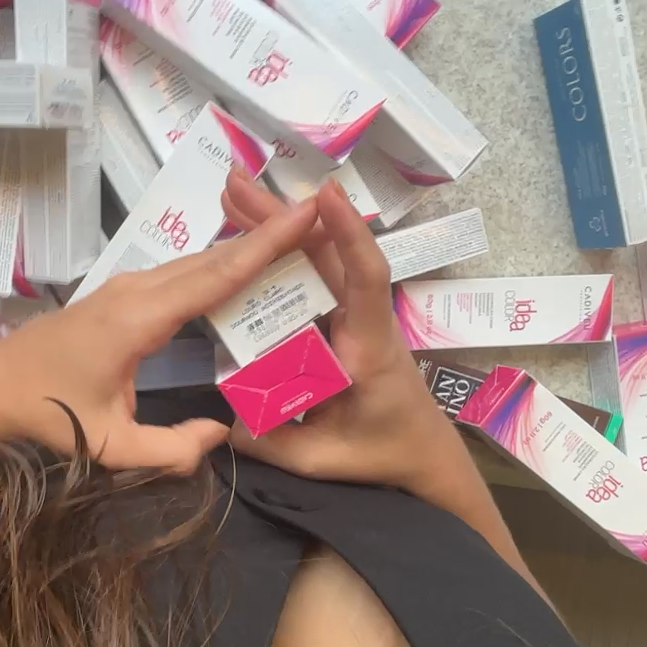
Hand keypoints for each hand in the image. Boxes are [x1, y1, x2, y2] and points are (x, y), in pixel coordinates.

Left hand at [0, 196, 321, 472]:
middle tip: (316, 217)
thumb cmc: (46, 415)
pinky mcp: (119, 295)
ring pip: (195, 262)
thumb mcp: (108, 445)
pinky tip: (237, 270)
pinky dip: (215, 267)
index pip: (215, 275)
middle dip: (265, 236)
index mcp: (138, 319)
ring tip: (290, 237)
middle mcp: (135, 291)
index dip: (265, 245)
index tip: (305, 214)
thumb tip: (220, 433)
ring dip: (241, 249)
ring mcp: (124, 288)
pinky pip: (179, 274)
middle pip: (211, 258)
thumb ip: (170, 450)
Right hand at [218, 176, 462, 496]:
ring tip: (234, 200)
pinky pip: (309, 283)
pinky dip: (279, 260)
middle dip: (281, 219)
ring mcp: (349, 318)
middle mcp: (360, 321)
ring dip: (276, 231)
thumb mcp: (323, 460)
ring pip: (315, 262)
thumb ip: (273, 444)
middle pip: (326, 257)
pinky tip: (248, 248)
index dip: (349, 235)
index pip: (365, 280)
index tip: (324, 195)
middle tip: (236, 186)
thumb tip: (224, 424)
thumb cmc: (383, 454)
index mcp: (367, 347)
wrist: (422, 456)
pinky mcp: (337, 323)